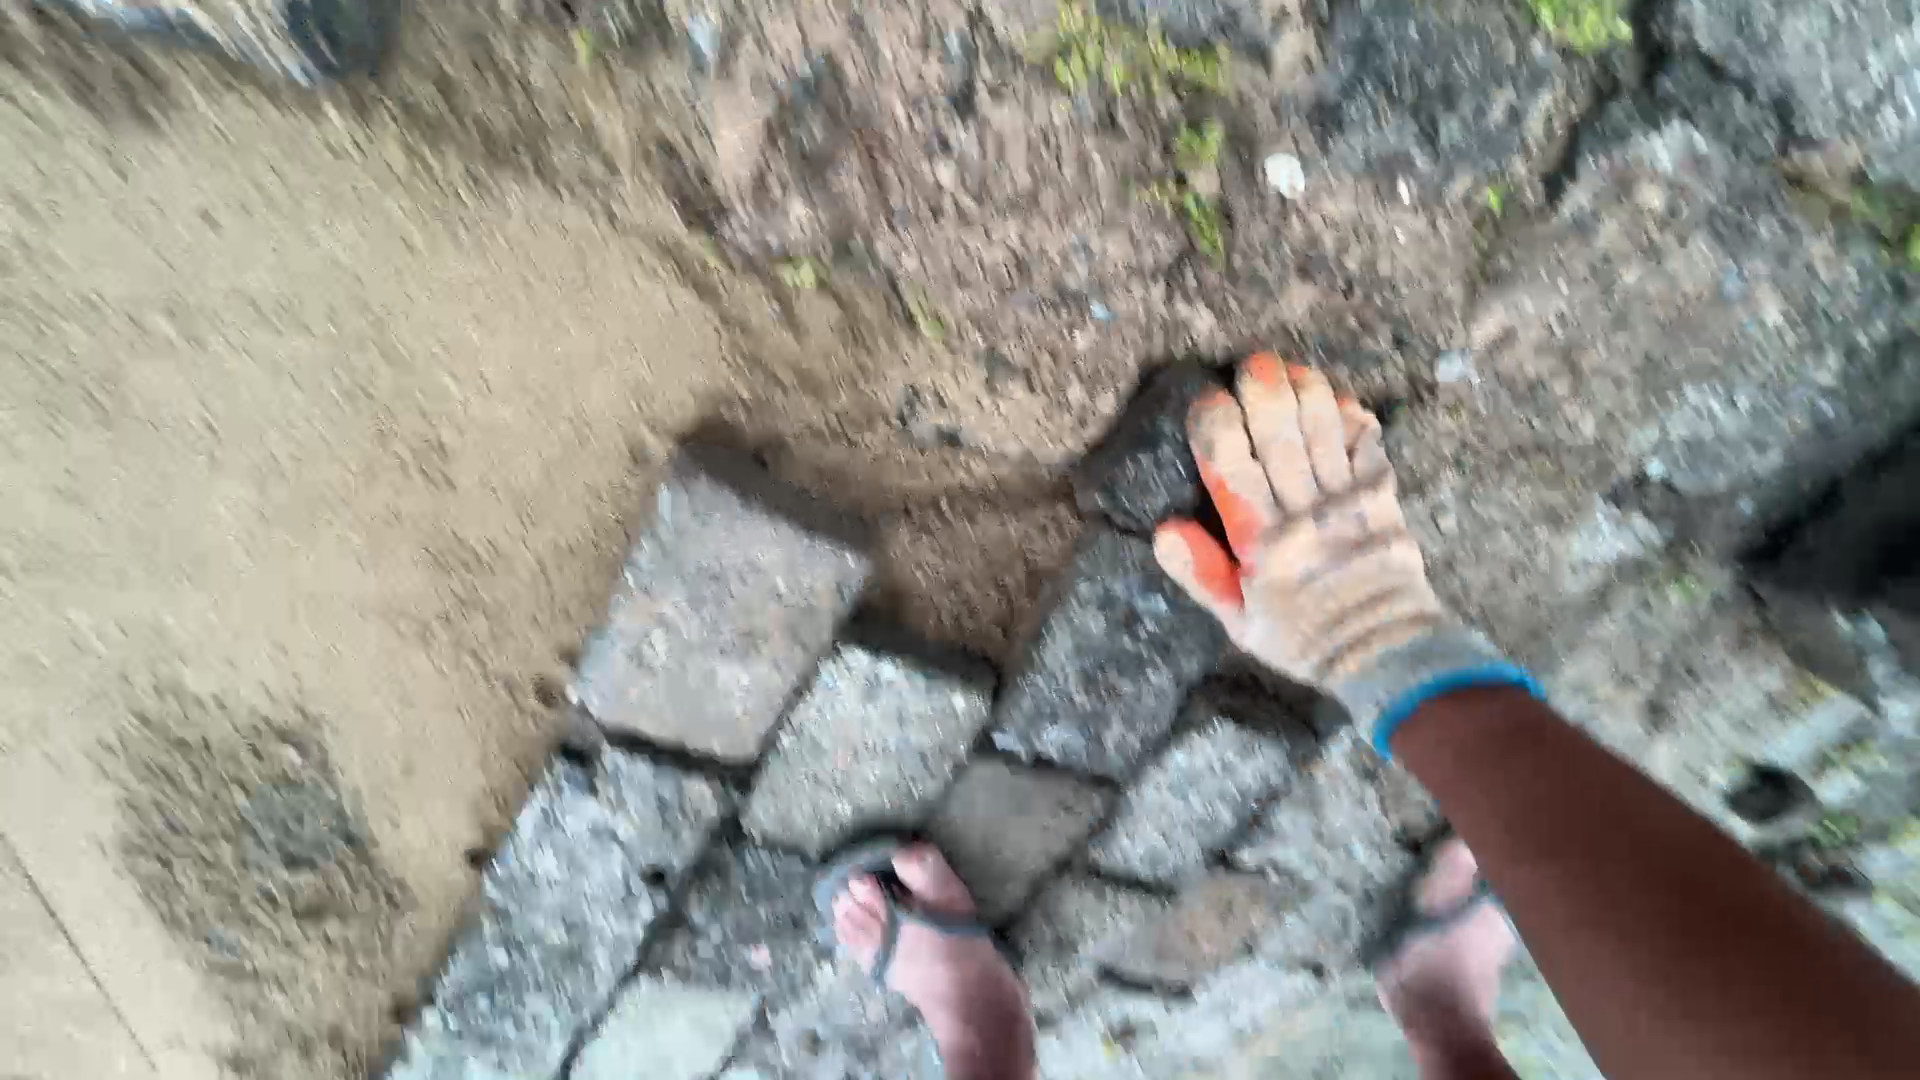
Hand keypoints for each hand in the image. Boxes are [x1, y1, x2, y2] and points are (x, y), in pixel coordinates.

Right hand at [1153, 354, 1530, 753]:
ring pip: (1324, 433)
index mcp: (1261, 540)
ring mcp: (1348, 501)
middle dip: (1265, 393)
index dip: (1218, 428)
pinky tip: (1338, 398)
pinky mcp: (1383, 498)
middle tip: (1253, 364)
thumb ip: (1201, 573)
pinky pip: (1368, 447)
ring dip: (1307, 394)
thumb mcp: (1236, 620)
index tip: (1208, 402)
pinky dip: (1353, 419)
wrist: (1385, 652)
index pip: (1232, 470)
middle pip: (1281, 438)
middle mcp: (1303, 511)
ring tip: (1290, 369)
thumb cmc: (1299, 637)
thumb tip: (1162, 530)